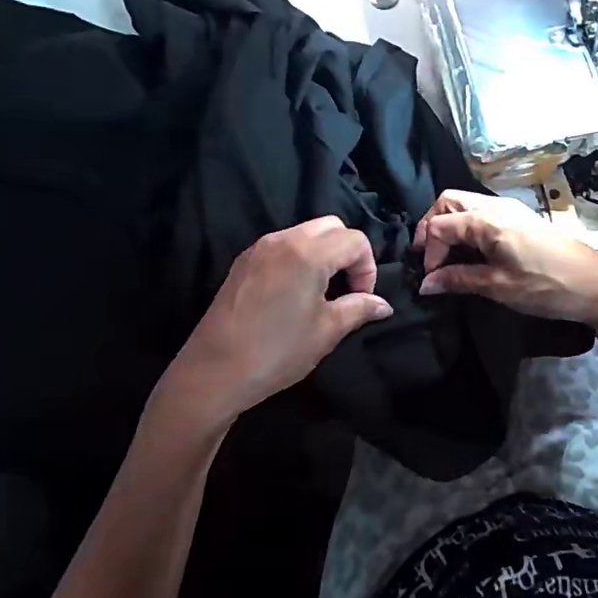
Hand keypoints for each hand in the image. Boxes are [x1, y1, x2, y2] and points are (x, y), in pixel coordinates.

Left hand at [152, 216, 393, 432]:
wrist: (215, 371)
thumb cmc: (277, 351)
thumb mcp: (326, 331)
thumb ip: (359, 308)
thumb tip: (382, 305)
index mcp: (307, 252)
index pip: (354, 240)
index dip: (368, 268)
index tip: (361, 298)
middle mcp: (282, 239)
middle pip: (331, 226)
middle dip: (347, 252)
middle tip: (347, 289)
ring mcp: (258, 248)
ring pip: (305, 232)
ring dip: (323, 253)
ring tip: (322, 292)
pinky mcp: (243, 262)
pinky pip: (282, 245)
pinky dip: (299, 257)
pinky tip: (295, 293)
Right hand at [413, 189, 597, 326]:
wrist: (597, 285)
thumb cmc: (547, 285)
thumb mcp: (499, 287)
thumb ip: (459, 280)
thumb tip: (426, 284)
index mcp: (487, 220)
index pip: (439, 225)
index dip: (429, 252)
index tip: (431, 279)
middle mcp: (495, 206)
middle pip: (448, 202)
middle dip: (431, 226)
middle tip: (429, 258)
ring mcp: (510, 209)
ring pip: (464, 205)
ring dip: (448, 226)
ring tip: (446, 257)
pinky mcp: (520, 219)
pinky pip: (481, 213)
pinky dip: (466, 227)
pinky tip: (470, 253)